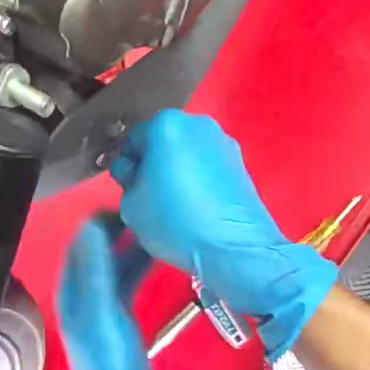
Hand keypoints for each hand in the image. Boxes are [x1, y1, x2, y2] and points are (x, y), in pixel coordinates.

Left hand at [57, 216, 155, 369]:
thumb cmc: (112, 364)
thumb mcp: (104, 316)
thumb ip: (97, 273)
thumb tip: (93, 226)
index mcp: (73, 288)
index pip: (83, 240)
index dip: (102, 217)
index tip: (129, 199)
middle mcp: (82, 290)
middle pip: (99, 248)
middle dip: (120, 227)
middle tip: (149, 208)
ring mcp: (101, 301)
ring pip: (114, 260)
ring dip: (131, 242)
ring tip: (157, 223)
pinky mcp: (119, 311)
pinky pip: (126, 276)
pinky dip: (138, 261)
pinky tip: (157, 252)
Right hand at [108, 110, 335, 358]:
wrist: (233, 246)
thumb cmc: (174, 220)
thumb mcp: (130, 204)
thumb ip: (127, 179)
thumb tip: (136, 172)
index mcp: (166, 123)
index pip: (133, 141)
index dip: (128, 168)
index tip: (132, 191)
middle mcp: (198, 123)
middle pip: (164, 143)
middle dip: (156, 165)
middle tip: (154, 198)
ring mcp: (225, 142)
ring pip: (189, 155)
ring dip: (180, 172)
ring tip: (179, 206)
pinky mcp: (242, 164)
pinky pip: (210, 168)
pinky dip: (202, 181)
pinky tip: (200, 208)